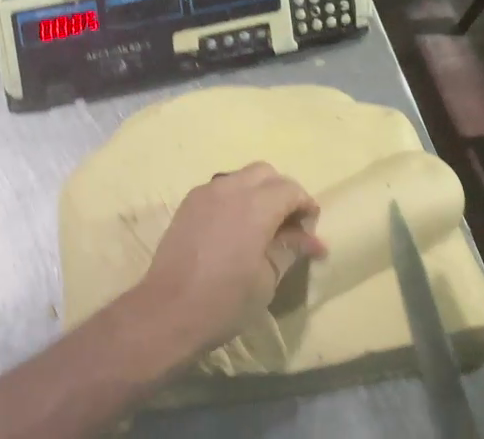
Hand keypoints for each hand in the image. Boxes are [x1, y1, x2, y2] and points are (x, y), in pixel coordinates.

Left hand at [132, 162, 327, 355]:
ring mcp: (204, 193)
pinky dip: (235, 198)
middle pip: (265, 173)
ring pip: (240, 177)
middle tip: (289, 225)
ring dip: (258, 192)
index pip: (289, 188)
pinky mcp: (188, 204)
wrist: (168, 310)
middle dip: (282, 192)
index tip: (310, 230)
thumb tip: (314, 241)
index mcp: (254, 205)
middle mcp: (229, 189)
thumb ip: (289, 250)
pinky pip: (220, 188)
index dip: (305, 205)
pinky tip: (236, 228)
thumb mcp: (267, 279)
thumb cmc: (225, 300)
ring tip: (263, 227)